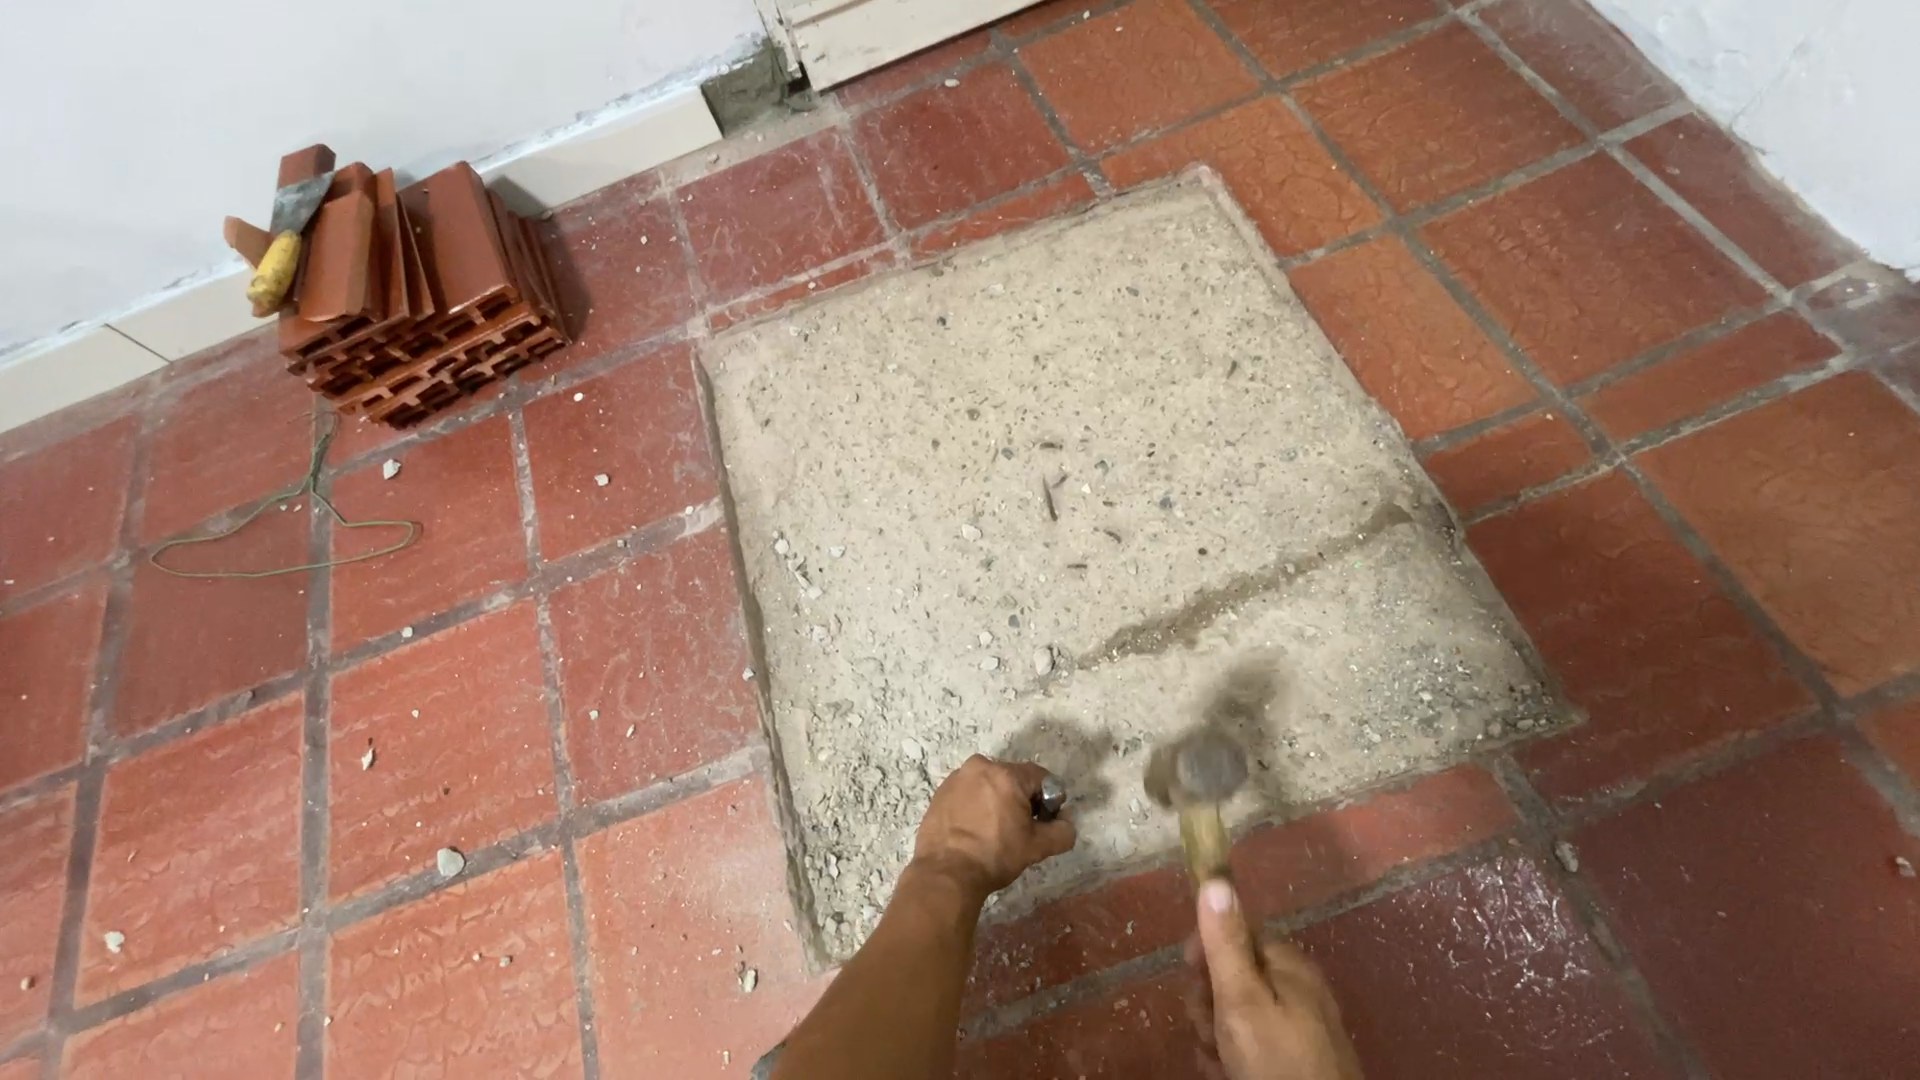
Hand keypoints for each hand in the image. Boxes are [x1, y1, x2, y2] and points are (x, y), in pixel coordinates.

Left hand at [912, 756, 1076, 899]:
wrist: (946, 873)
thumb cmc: (995, 856)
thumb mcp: (1036, 847)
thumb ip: (1061, 832)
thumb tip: (1067, 823)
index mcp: (1006, 774)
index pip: (1040, 777)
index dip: (1049, 799)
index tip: (1044, 821)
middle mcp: (980, 767)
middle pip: (1013, 778)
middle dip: (1021, 799)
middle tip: (1019, 828)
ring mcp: (957, 778)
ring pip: (989, 784)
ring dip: (996, 800)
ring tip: (993, 831)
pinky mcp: (940, 791)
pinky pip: (968, 792)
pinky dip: (975, 805)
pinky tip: (973, 830)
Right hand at [1185, 880, 1363, 1079]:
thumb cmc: (1277, 1064)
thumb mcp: (1242, 1000)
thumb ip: (1225, 943)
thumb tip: (1216, 879)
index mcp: (1289, 966)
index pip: (1237, 933)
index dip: (1206, 949)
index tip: (1189, 973)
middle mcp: (1297, 991)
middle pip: (1235, 975)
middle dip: (1208, 998)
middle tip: (1205, 1025)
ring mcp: (1299, 1030)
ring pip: (1238, 1013)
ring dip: (1214, 1031)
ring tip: (1215, 1056)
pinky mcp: (1295, 1064)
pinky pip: (1252, 1044)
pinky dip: (1231, 1055)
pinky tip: (1222, 1072)